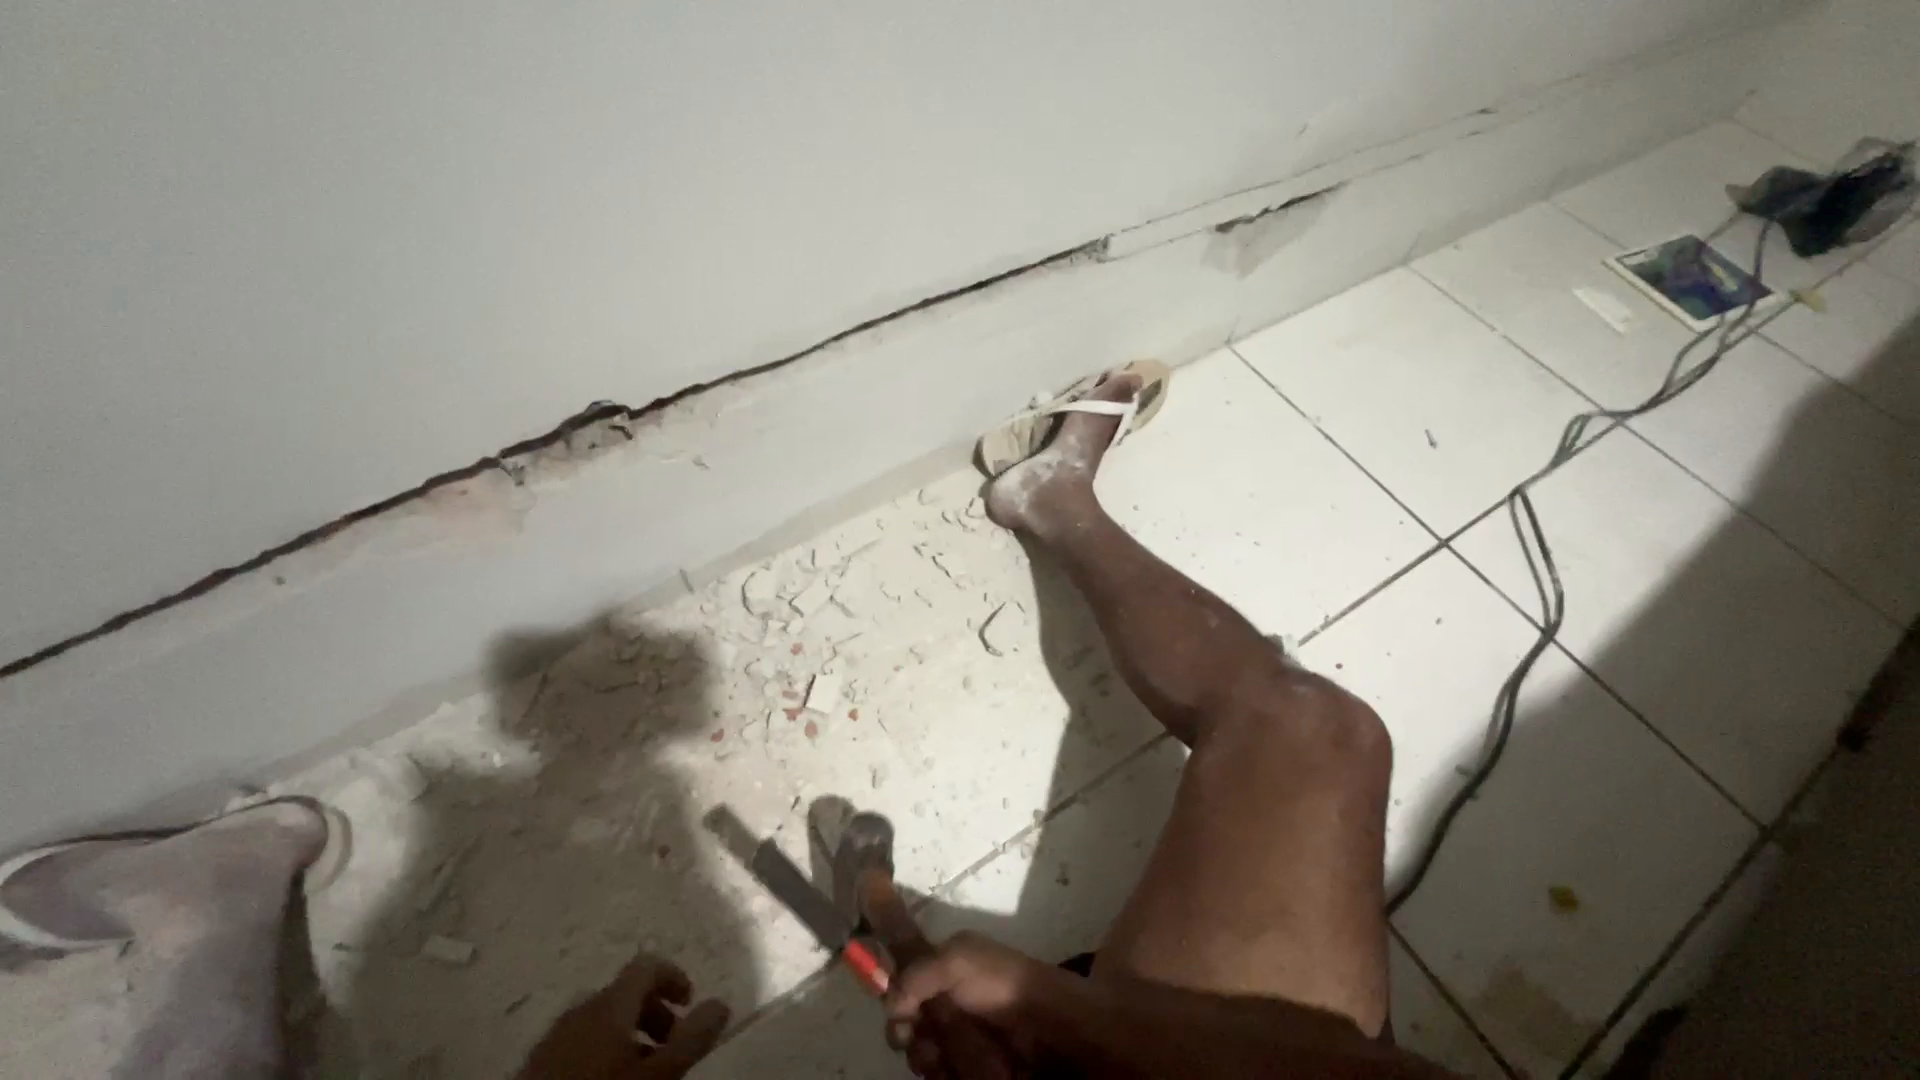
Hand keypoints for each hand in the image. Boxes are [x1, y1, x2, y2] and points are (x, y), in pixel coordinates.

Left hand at [517, 954, 729, 1079]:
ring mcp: (554, 1035)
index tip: (691, 1005)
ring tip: (642, 1072)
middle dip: (655, 1013)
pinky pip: (580, 1041)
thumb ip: (691, 1038)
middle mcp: (581, 1008)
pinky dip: (603, 1051)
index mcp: (610, 1003)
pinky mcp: (536, 1063)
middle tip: (672, 1049)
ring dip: (630, 1035)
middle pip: (626, 993)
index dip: (674, 977)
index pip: (648, 964)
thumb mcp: (657, 1075)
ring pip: (602, 1020)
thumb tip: (719, 1003)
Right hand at [885, 931, 1053, 1078]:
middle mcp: (947, 1006)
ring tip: (951, 1060)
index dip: (896, 1006)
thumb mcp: (958, 958)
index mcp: (943, 972)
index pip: (902, 991)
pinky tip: (962, 1073)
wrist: (1052, 1025)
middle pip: (906, 1031)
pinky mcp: (971, 1069)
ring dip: (932, 1060)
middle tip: (932, 1045)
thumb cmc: (1004, 983)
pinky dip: (947, 1076)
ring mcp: (960, 1042)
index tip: (902, 1018)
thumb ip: (916, 974)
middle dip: (911, 1040)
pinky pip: (943, 1075)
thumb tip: (889, 1004)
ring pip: (923, 1058)